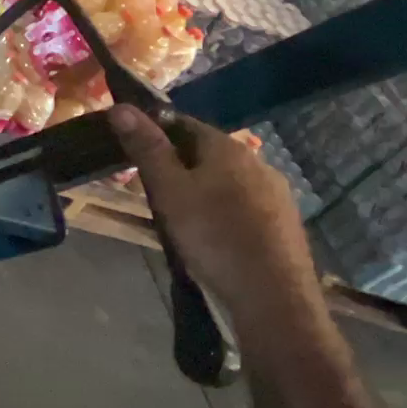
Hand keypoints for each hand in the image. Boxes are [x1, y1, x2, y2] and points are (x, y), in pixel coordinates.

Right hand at [107, 105, 319, 321]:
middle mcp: (257, 162)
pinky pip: (244, 205)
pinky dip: (223, 211)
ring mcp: (277, 194)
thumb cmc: (214, 237)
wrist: (274, 301)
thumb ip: (146, 148)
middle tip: (152, 192)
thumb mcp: (169, 191)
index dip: (153, 135)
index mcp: (227, 147)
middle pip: (205, 153)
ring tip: (180, 218)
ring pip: (226, 180)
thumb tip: (121, 107)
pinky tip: (214, 236)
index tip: (133, 156)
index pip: (181, 123)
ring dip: (202, 189)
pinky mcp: (285, 224)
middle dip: (177, 165)